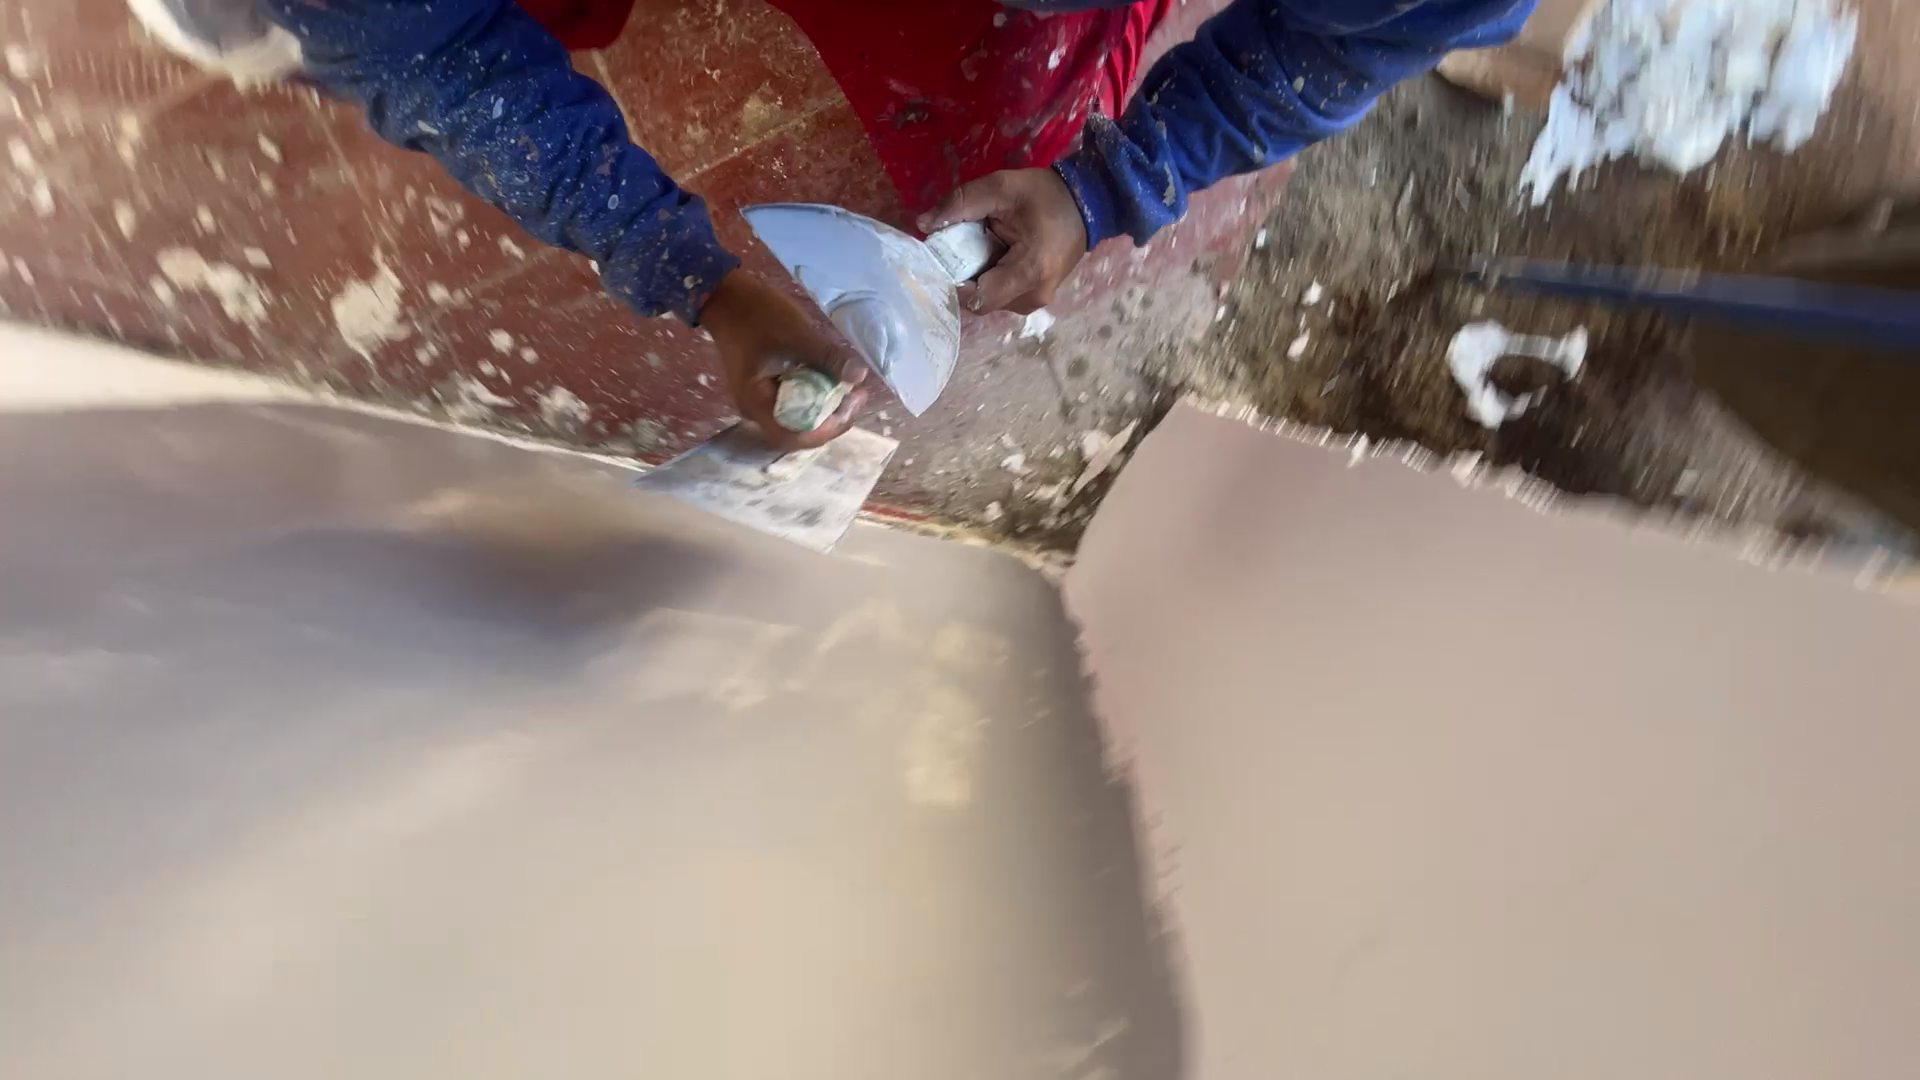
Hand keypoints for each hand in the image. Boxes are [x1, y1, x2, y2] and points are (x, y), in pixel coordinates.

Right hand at [699, 270, 869, 450]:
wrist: (726, 295)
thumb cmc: (756, 314)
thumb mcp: (798, 333)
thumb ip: (828, 357)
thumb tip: (859, 376)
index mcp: (756, 402)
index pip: (793, 437)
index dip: (825, 430)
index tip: (849, 406)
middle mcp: (756, 410)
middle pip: (798, 433)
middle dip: (831, 420)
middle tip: (855, 397)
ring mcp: (760, 402)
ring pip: (798, 421)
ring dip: (827, 411)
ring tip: (850, 392)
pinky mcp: (766, 391)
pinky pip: (795, 406)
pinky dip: (817, 399)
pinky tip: (834, 384)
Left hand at [919, 168, 1087, 315]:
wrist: (1089, 203)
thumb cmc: (1046, 195)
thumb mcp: (1002, 187)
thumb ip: (961, 203)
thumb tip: (924, 224)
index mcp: (1028, 272)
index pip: (978, 297)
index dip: (955, 283)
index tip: (944, 260)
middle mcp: (1032, 297)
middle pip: (981, 301)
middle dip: (966, 278)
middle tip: (962, 248)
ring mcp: (1035, 302)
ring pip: (990, 301)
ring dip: (979, 279)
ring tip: (984, 249)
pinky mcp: (1035, 299)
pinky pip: (1002, 297)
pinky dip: (992, 280)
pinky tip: (995, 256)